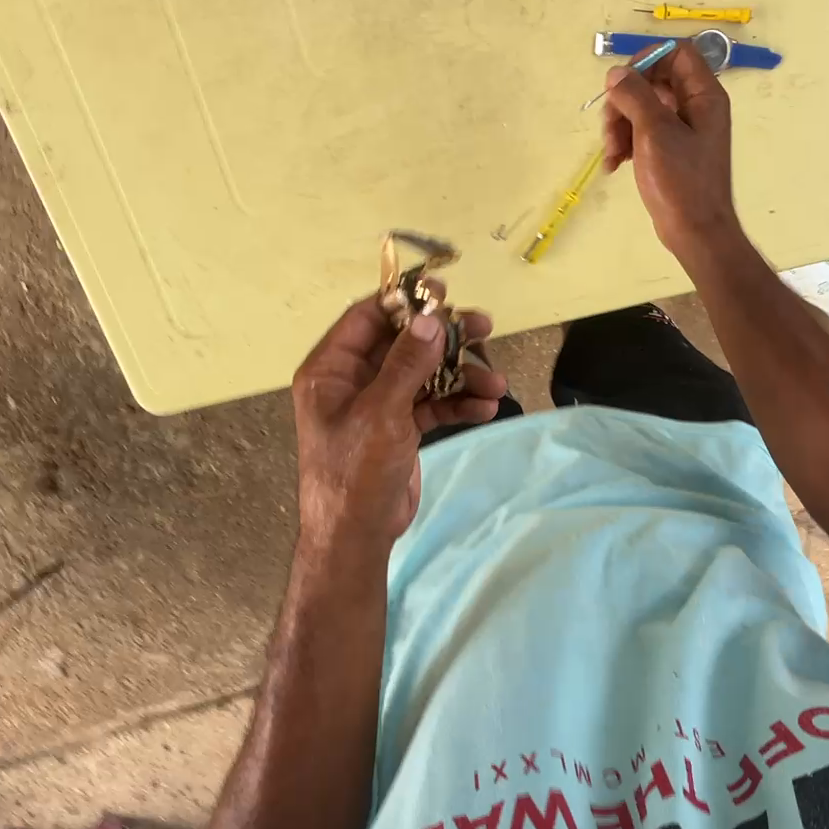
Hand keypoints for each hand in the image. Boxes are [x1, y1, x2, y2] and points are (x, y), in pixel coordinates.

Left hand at [291, 295, 507, 546]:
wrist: (357, 534)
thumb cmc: (355, 471)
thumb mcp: (381, 414)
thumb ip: (407, 365)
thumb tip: (431, 320)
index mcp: (332, 369)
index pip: (367, 318)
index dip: (404, 302)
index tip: (443, 293)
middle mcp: (354, 380)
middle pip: (404, 343)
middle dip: (444, 339)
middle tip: (484, 327)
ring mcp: (380, 404)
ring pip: (424, 373)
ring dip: (460, 375)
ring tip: (496, 381)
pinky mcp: (401, 427)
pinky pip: (433, 403)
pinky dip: (459, 403)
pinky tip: (487, 407)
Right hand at [601, 42, 741, 253]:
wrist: (695, 232)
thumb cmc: (681, 181)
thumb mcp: (655, 133)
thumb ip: (635, 96)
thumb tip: (616, 73)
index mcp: (703, 96)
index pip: (676, 54)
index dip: (646, 61)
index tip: (621, 84)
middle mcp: (695, 108)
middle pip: (653, 83)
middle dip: (624, 103)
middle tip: (609, 128)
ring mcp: (682, 132)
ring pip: (642, 110)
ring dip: (619, 127)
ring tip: (610, 154)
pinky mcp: (669, 153)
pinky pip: (642, 135)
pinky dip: (624, 146)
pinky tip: (612, 166)